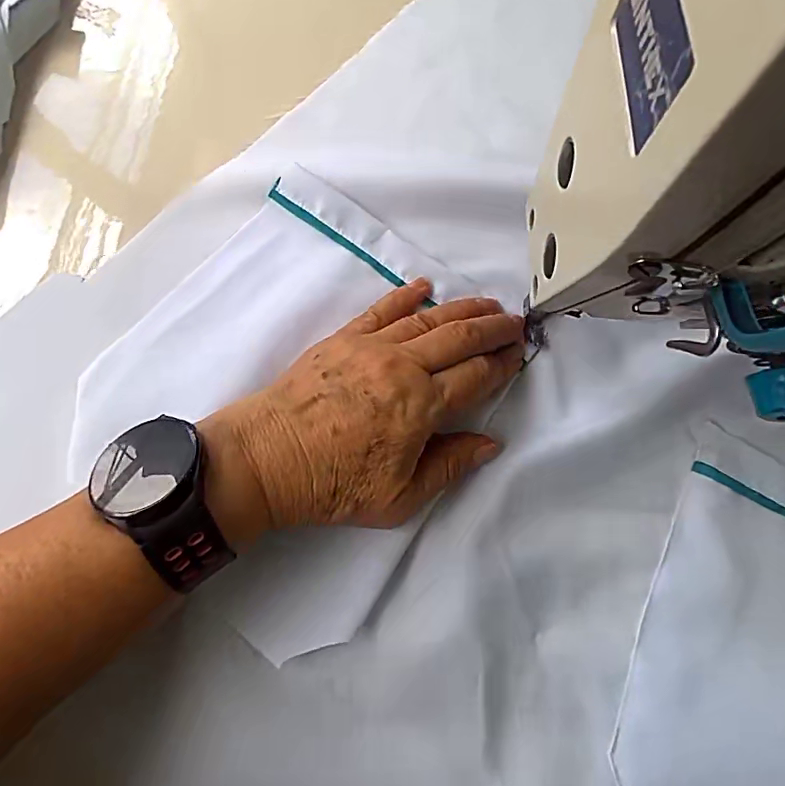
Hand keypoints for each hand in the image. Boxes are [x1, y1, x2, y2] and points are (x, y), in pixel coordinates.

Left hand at [198, 278, 524, 546]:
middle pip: (458, 338)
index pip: (475, 376)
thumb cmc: (332, 485)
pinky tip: (423, 287)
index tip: (517, 355)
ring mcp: (368, 348)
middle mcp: (401, 368)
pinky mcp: (340, 340)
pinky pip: (379, 310)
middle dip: (492, 328)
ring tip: (486, 304)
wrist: (267, 458)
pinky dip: (404, 296)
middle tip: (515, 322)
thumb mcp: (399, 498)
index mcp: (421, 407)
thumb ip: (449, 466)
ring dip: (460, 308)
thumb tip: (489, 442)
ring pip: (425, 319)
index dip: (501, 364)